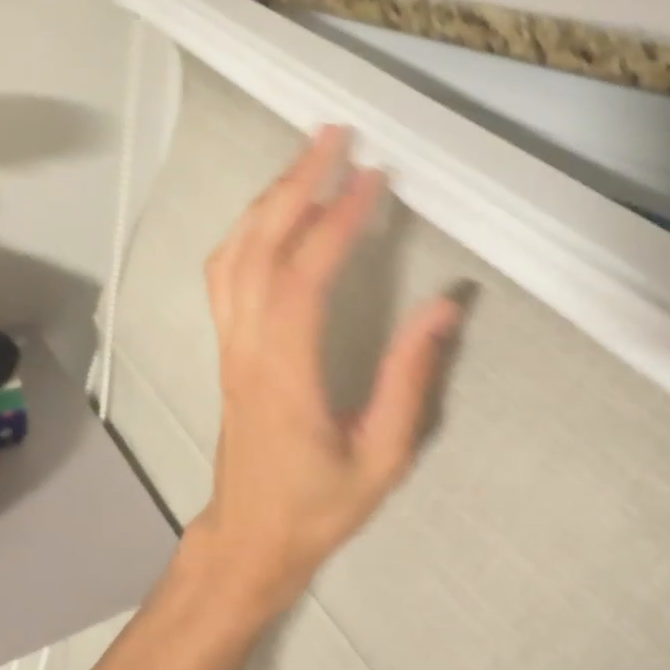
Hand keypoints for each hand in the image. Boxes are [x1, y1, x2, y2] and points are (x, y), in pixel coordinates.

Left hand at [183, 125, 460, 619]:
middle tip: (332, 134)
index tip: (372, 176)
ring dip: (267, 199)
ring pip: (234, 253)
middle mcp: (246, 345)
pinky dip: (247, 230)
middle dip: (295, 182)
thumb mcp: (383, 457)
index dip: (338, 220)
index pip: (305, 275)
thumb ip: (410, 380)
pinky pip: (225, 273)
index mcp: (285, 372)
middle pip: (260, 246)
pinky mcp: (225, 346)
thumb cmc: (318, 505)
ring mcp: (228, 343)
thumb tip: (444, 306)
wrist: (249, 535)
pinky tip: (273, 213)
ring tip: (307, 159)